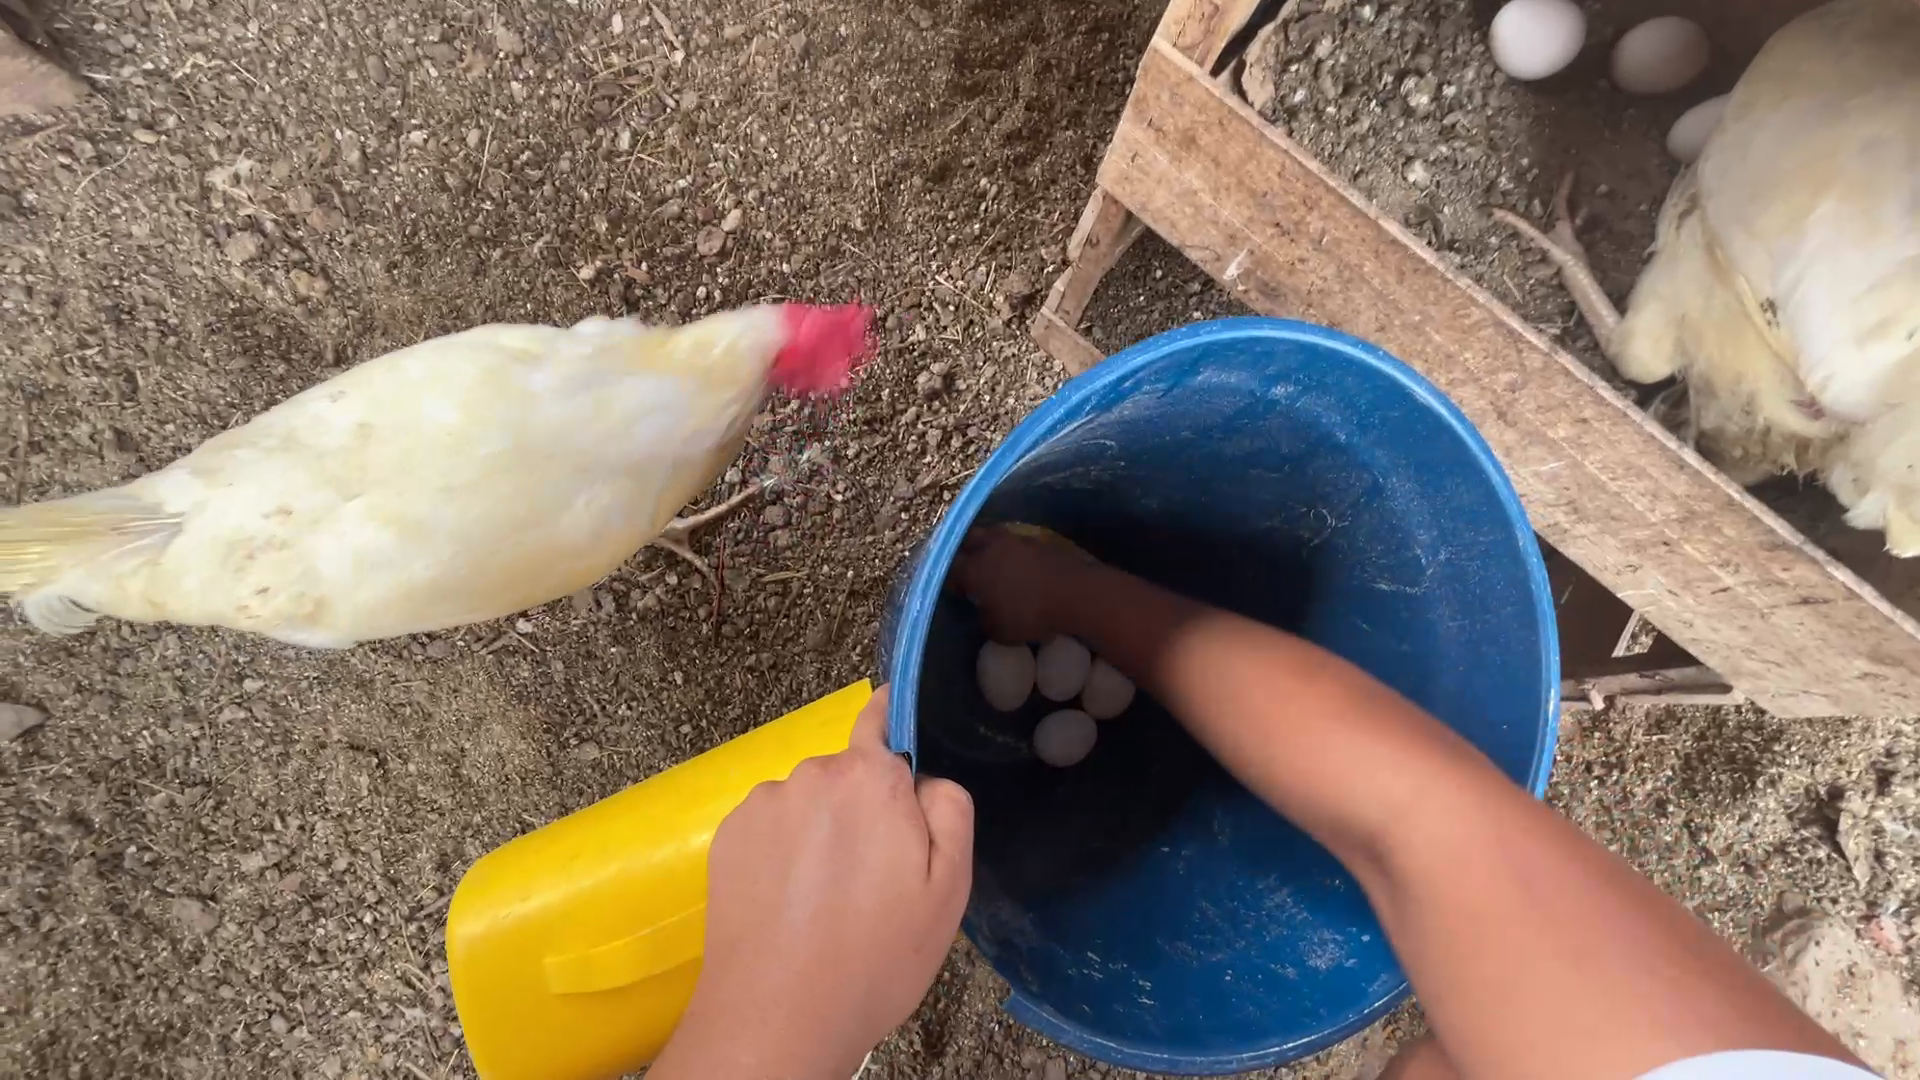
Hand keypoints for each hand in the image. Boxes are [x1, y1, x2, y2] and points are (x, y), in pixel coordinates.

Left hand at [651, 686, 973, 1079]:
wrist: (775, 1021)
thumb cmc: (876, 955)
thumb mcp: (949, 888)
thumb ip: (950, 808)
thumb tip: (926, 778)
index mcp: (870, 777)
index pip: (882, 714)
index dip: (897, 720)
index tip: (903, 748)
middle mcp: (812, 773)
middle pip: (850, 770)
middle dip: (866, 802)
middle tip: (874, 868)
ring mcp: (764, 803)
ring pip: (809, 798)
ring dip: (822, 826)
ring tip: (827, 893)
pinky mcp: (728, 834)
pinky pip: (771, 823)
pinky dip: (783, 847)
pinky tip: (790, 898)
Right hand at [950, 525, 1104, 643]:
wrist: (1075, 593)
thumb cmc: (1031, 615)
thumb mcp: (999, 631)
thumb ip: (984, 620)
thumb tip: (983, 613)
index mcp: (975, 568)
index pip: (951, 569)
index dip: (950, 580)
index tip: (956, 592)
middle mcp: (992, 547)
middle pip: (970, 540)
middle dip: (966, 552)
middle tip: (970, 569)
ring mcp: (1018, 541)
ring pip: (995, 537)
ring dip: (991, 548)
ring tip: (995, 566)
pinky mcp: (1040, 541)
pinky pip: (1018, 544)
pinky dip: (1014, 553)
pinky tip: (1021, 568)